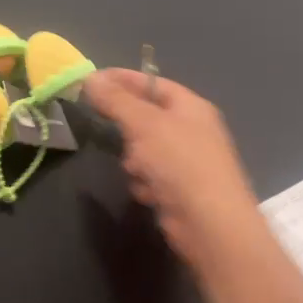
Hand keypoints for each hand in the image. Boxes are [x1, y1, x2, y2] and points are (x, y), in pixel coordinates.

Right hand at [84, 68, 260, 267]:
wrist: (211, 225)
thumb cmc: (181, 164)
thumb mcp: (144, 124)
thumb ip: (116, 100)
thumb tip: (90, 77)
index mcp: (191, 107)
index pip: (152, 83)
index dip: (122, 79)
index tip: (91, 80)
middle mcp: (191, 131)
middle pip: (146, 118)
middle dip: (128, 130)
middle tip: (113, 132)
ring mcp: (186, 162)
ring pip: (143, 150)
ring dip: (135, 161)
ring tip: (138, 170)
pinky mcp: (179, 191)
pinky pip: (149, 177)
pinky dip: (145, 184)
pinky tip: (149, 193)